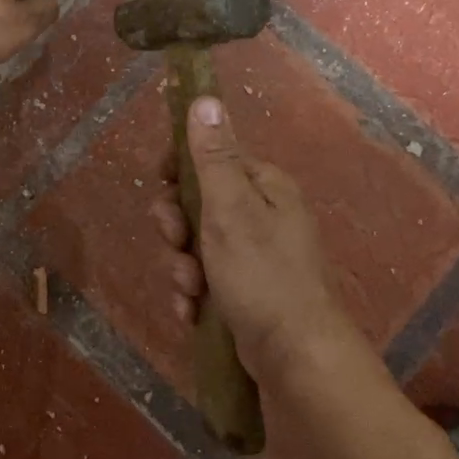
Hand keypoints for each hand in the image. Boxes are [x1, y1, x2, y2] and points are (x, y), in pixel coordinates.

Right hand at [150, 97, 363, 379]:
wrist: (297, 360)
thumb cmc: (262, 275)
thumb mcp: (230, 208)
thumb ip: (213, 154)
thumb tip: (206, 98)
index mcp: (264, 186)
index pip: (211, 155)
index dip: (179, 168)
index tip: (161, 185)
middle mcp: (263, 215)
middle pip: (197, 201)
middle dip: (177, 226)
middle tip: (175, 243)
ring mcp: (255, 255)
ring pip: (195, 243)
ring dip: (181, 265)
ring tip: (189, 289)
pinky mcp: (247, 291)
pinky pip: (205, 277)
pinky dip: (193, 292)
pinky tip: (191, 310)